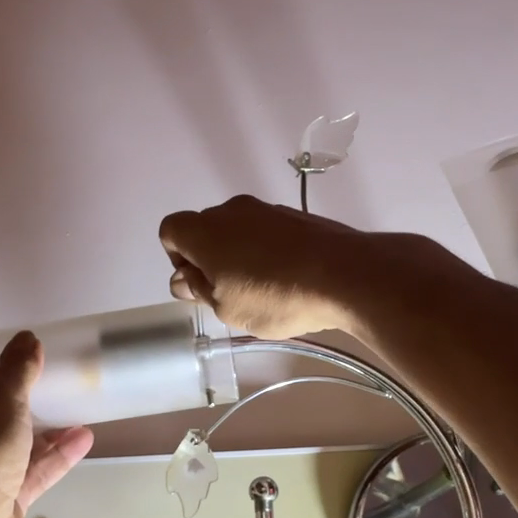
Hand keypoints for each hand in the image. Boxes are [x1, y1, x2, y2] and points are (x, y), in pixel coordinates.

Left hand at [0, 332, 93, 517]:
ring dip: (46, 431)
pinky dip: (56, 457)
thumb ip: (18, 369)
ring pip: (17, 445)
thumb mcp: (2, 398)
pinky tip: (83, 442)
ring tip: (78, 414)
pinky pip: (34, 472)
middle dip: (21, 403)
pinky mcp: (5, 501)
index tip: (12, 365)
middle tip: (51, 389)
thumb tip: (27, 338)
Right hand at [159, 194, 373, 338]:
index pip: (171, 230)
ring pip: (239, 232)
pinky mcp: (298, 217)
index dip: (177, 259)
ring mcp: (268, 210)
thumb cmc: (274, 296)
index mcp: (205, 230)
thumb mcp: (226, 308)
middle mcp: (233, 210)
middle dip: (209, 260)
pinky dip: (269, 254)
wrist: (346, 275)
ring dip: (241, 258)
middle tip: (230, 295)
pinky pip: (269, 234)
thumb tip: (183, 278)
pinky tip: (289, 282)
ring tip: (264, 292)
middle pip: (206, 230)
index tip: (199, 285)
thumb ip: (198, 289)